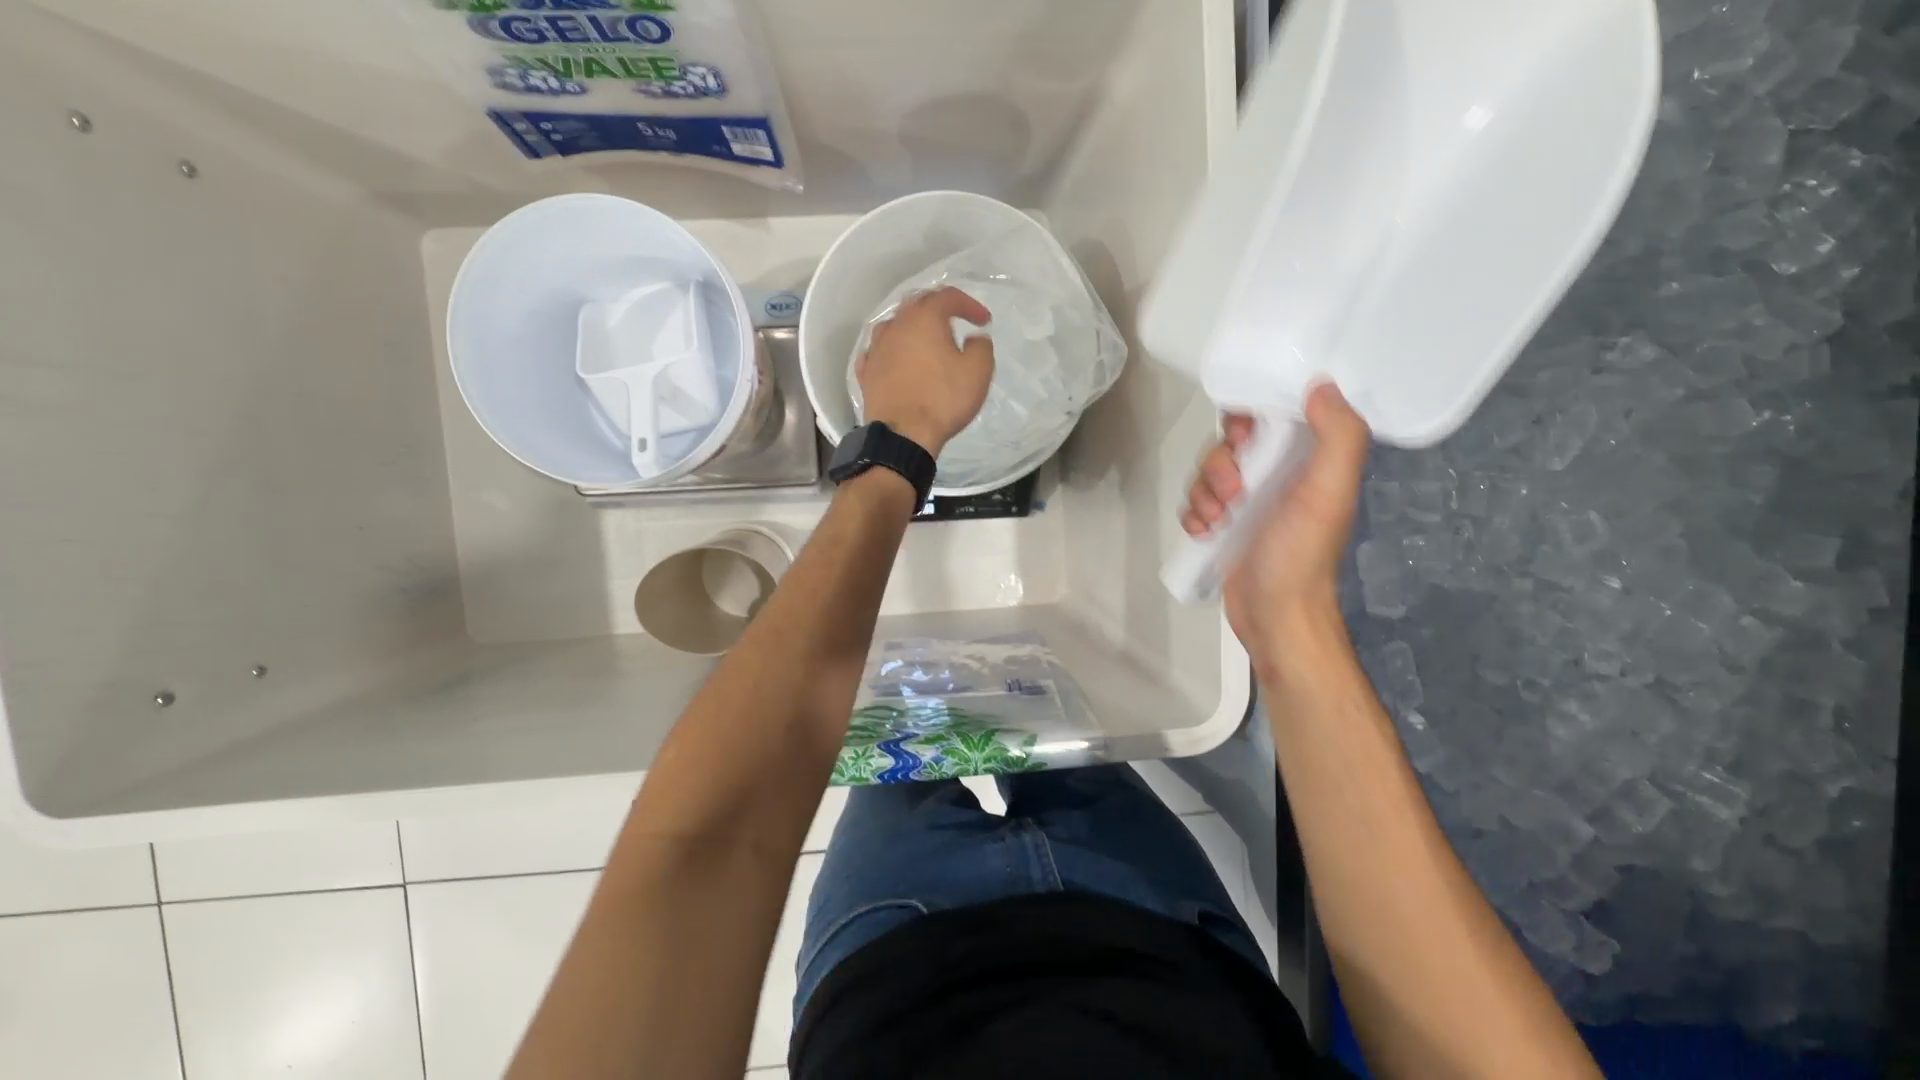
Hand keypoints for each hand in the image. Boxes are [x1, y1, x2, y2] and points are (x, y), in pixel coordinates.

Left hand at [856, 286, 994, 457]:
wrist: (902, 435)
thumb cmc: (942, 400)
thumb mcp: (978, 371)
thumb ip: (981, 346)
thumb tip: (974, 338)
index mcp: (924, 318)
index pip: (948, 296)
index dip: (969, 304)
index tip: (983, 321)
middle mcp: (897, 325)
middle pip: (918, 303)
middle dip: (939, 308)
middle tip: (955, 321)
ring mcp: (877, 348)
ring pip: (894, 324)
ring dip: (912, 327)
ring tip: (925, 339)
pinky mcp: (866, 371)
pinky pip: (878, 350)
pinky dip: (892, 349)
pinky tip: (896, 358)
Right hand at [1181, 383, 1370, 663]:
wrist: (1277, 618)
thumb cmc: (1302, 555)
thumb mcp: (1329, 491)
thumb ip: (1337, 434)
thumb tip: (1320, 384)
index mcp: (1308, 460)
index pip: (1272, 414)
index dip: (1249, 415)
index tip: (1242, 436)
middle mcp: (1278, 475)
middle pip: (1230, 442)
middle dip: (1219, 463)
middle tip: (1232, 492)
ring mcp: (1248, 503)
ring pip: (1208, 472)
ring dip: (1204, 492)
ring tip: (1217, 521)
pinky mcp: (1224, 526)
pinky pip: (1195, 503)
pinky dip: (1193, 514)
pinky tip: (1204, 533)